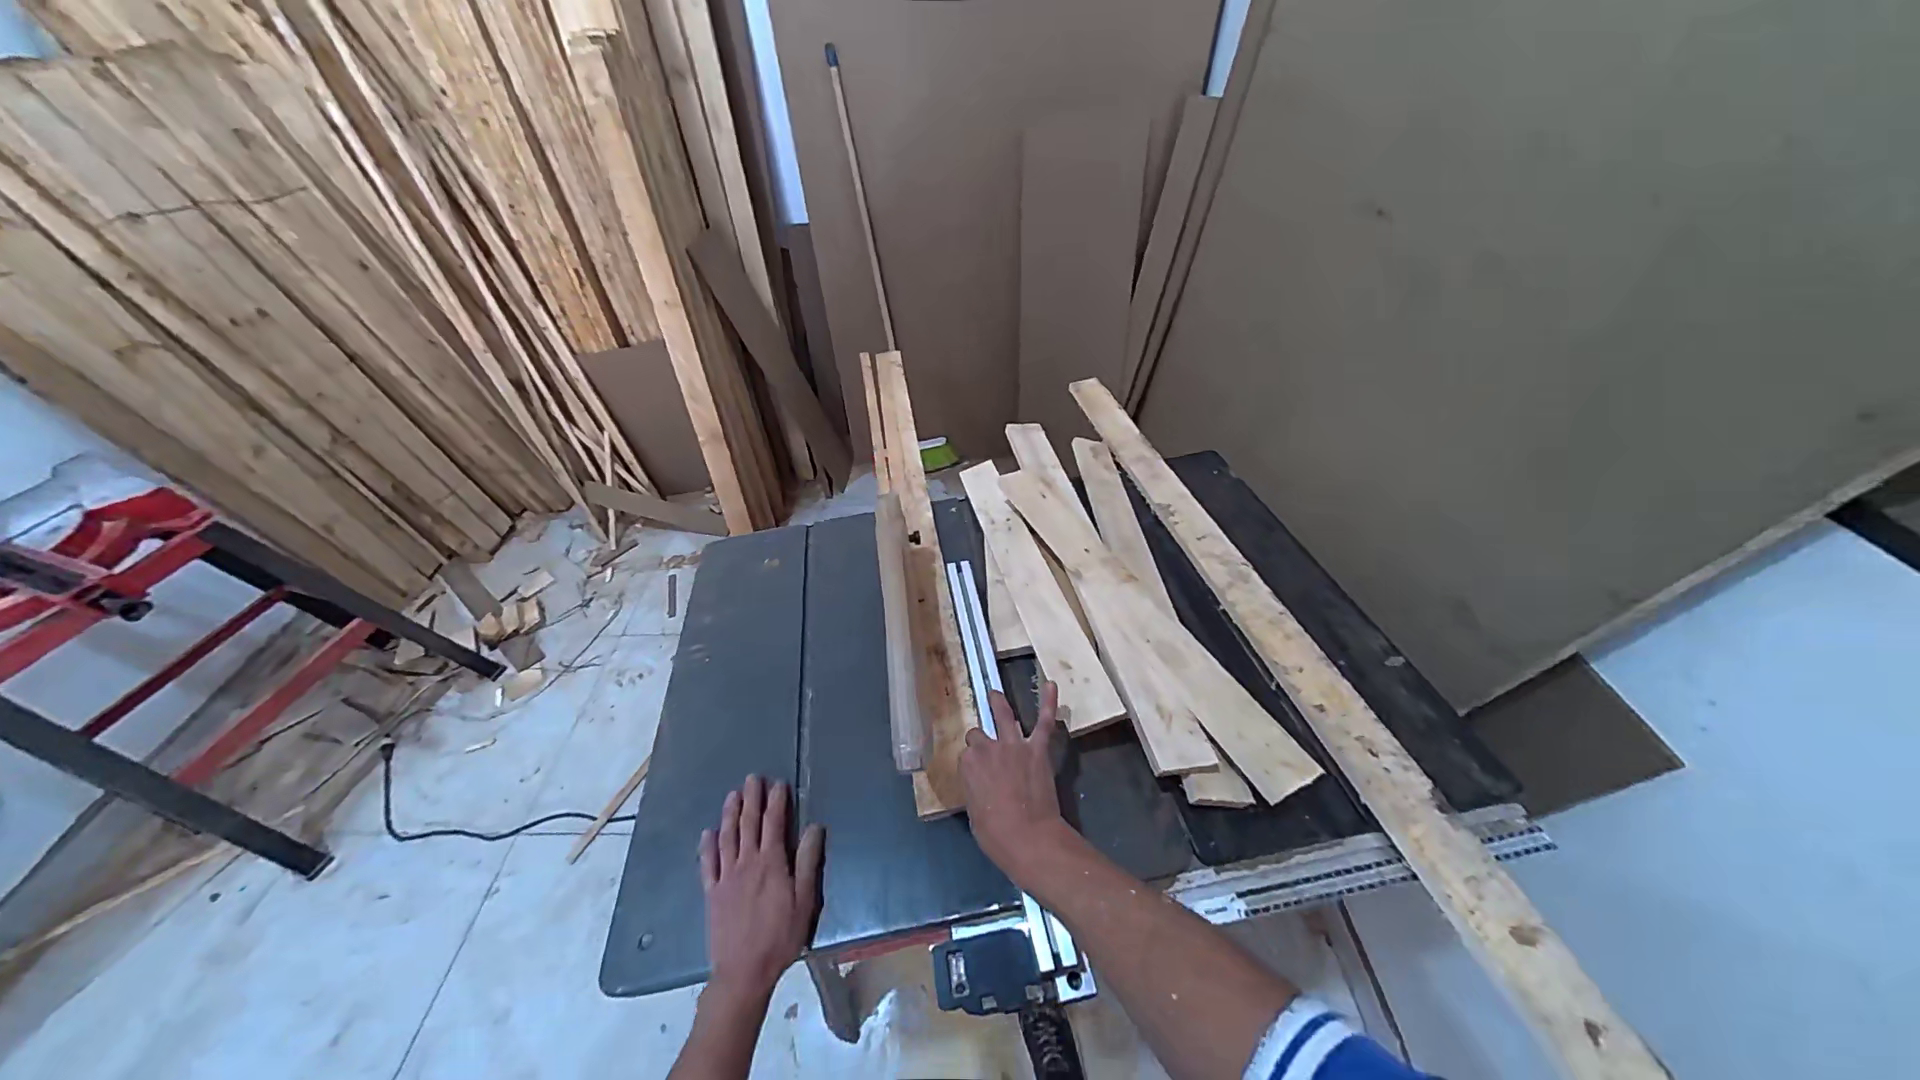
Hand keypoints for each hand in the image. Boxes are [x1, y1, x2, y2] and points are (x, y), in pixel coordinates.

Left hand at [698, 775, 824, 1000]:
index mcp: (771, 863)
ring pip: (727, 837)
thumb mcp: (804, 900)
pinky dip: (707, 846)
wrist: (743, 971)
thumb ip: (808, 862)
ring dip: (730, 814)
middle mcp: (747, 863)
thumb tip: (814, 828)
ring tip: (732, 795)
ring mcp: (726, 877)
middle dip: (752, 799)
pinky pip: (708, 864)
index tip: (778, 784)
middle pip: (749, 824)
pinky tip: (707, 833)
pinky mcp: (712, 893)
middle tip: (752, 778)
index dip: (777, 801)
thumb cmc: (781, 936)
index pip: (774, 823)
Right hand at [960, 682, 1073, 887]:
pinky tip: (1051, 684)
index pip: (967, 755)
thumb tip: (984, 785)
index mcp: (968, 765)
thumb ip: (976, 789)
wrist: (1029, 837)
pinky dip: (1049, 702)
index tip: (978, 774)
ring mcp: (1014, 745)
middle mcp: (988, 748)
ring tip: (995, 694)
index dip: (973, 764)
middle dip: (981, 740)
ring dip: (999, 703)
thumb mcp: (974, 813)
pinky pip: (1044, 721)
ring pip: (1005, 717)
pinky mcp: (1038, 749)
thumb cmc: (996, 834)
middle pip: (979, 735)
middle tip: (986, 749)